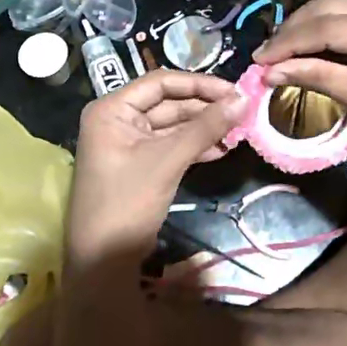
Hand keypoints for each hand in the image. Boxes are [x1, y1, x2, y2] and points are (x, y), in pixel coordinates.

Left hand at [69, 71, 244, 263]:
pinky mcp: (140, 163)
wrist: (102, 262)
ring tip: (238, 132)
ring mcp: (128, 143)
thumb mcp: (168, 161)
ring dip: (204, 128)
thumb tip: (244, 99)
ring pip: (173, 125)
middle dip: (205, 108)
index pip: (161, 82)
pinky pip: (171, 145)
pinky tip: (221, 150)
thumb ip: (205, 128)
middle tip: (243, 112)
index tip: (235, 91)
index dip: (200, 84)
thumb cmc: (127, 203)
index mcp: (112, 109)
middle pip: (168, 102)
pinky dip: (194, 146)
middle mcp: (118, 119)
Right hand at [252, 0, 346, 153]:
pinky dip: (326, 26)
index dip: (288, 42)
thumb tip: (271, 72)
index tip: (259, 61)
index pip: (326, 26)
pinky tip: (311, 46)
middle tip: (266, 59)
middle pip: (328, 7)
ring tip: (282, 54)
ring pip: (336, 4)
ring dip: (306, 26)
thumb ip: (320, 79)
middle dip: (292, 30)